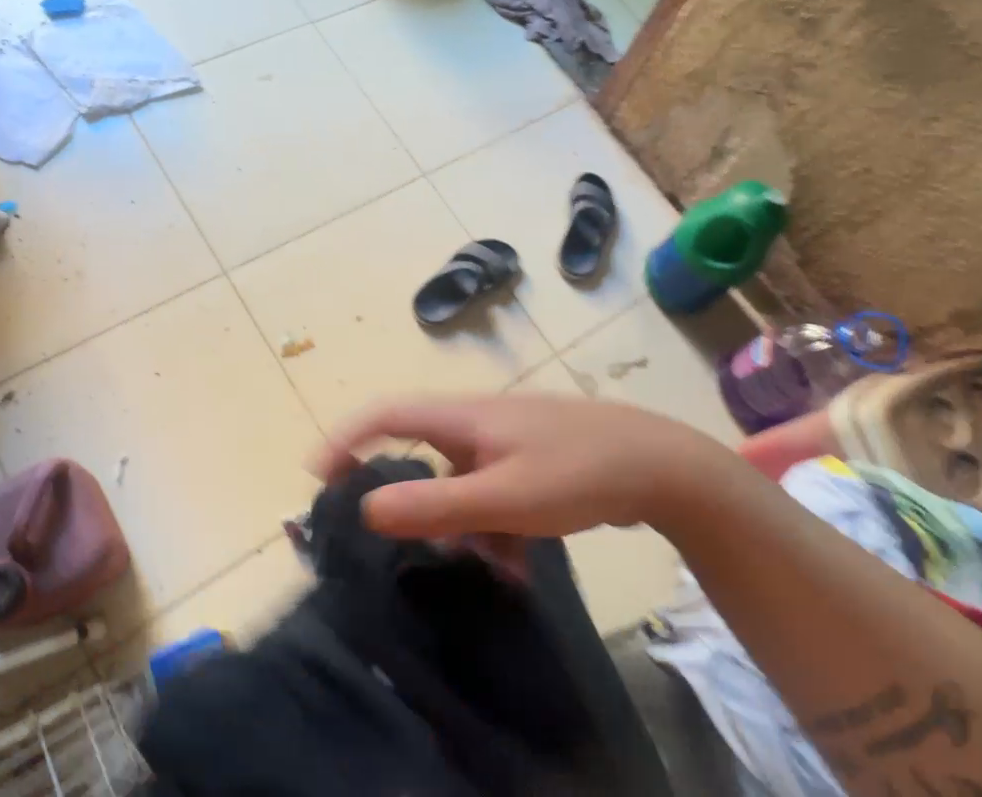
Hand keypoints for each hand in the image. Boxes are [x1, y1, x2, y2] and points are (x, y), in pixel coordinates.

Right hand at [312, 394, 736, 540]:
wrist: (664, 468)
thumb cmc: (579, 473)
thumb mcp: (504, 498)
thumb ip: (435, 505)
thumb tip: (366, 509)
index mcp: (466, 418)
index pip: (387, 414)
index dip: (346, 439)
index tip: (318, 477)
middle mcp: (482, 423)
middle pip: (423, 456)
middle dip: (413, 503)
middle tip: (399, 543)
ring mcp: (512, 444)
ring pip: (464, 486)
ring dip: (464, 527)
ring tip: (485, 566)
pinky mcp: (537, 465)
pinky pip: (498, 498)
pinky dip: (498, 530)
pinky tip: (518, 566)